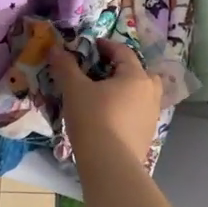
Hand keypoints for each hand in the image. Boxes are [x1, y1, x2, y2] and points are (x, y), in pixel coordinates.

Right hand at [50, 38, 162, 168]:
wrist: (110, 162)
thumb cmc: (93, 117)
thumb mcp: (74, 88)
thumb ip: (66, 66)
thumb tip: (55, 48)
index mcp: (135, 77)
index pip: (124, 52)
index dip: (107, 45)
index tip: (92, 45)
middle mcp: (150, 93)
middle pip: (142, 73)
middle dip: (124, 68)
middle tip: (104, 70)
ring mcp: (152, 115)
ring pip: (143, 94)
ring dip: (127, 89)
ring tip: (106, 93)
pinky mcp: (147, 134)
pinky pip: (139, 111)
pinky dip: (128, 107)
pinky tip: (110, 114)